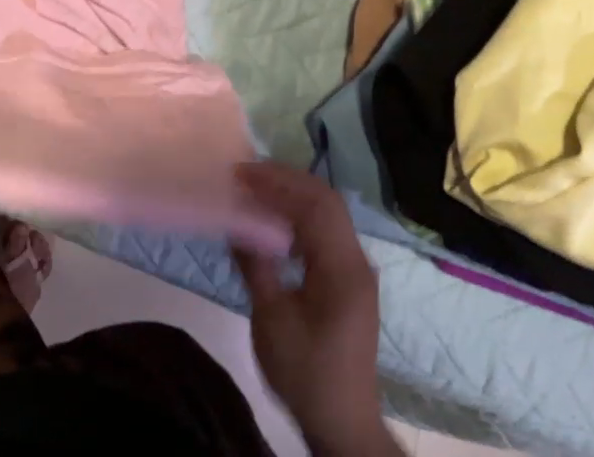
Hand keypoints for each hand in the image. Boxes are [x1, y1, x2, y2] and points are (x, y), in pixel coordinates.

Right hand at [234, 162, 399, 455]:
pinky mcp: (348, 283)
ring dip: (291, 197)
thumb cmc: (304, 370)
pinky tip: (270, 225)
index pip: (314, 204)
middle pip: (326, 202)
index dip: (277, 181)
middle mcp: (356, 262)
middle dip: (285, 181)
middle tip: (243, 176)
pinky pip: (324, 234)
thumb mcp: (271, 317)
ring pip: (327, 215)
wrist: (341, 419)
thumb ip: (256, 264)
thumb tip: (237, 223)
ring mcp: (355, 272)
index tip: (238, 174)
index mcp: (342, 268)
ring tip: (252, 192)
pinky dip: (297, 218)